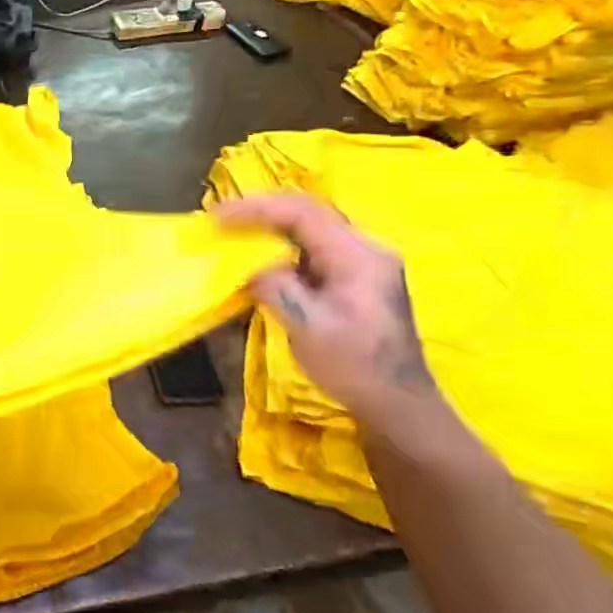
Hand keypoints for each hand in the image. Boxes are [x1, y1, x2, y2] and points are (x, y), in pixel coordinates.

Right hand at [216, 193, 438, 430]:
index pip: (303, 213)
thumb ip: (276, 287)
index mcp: (358, 256)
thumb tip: (252, 268)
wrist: (395, 403)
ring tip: (231, 232)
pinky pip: (310, 248)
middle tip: (218, 219)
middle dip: (259, 212)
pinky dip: (278, 245)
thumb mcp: (307, 326)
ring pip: (308, 228)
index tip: (217, 216)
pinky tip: (257, 256)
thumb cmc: (353, 366)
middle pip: (306, 213)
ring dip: (267, 227)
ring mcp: (361, 263)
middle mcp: (364, 250)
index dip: (256, 209)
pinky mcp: (352, 278)